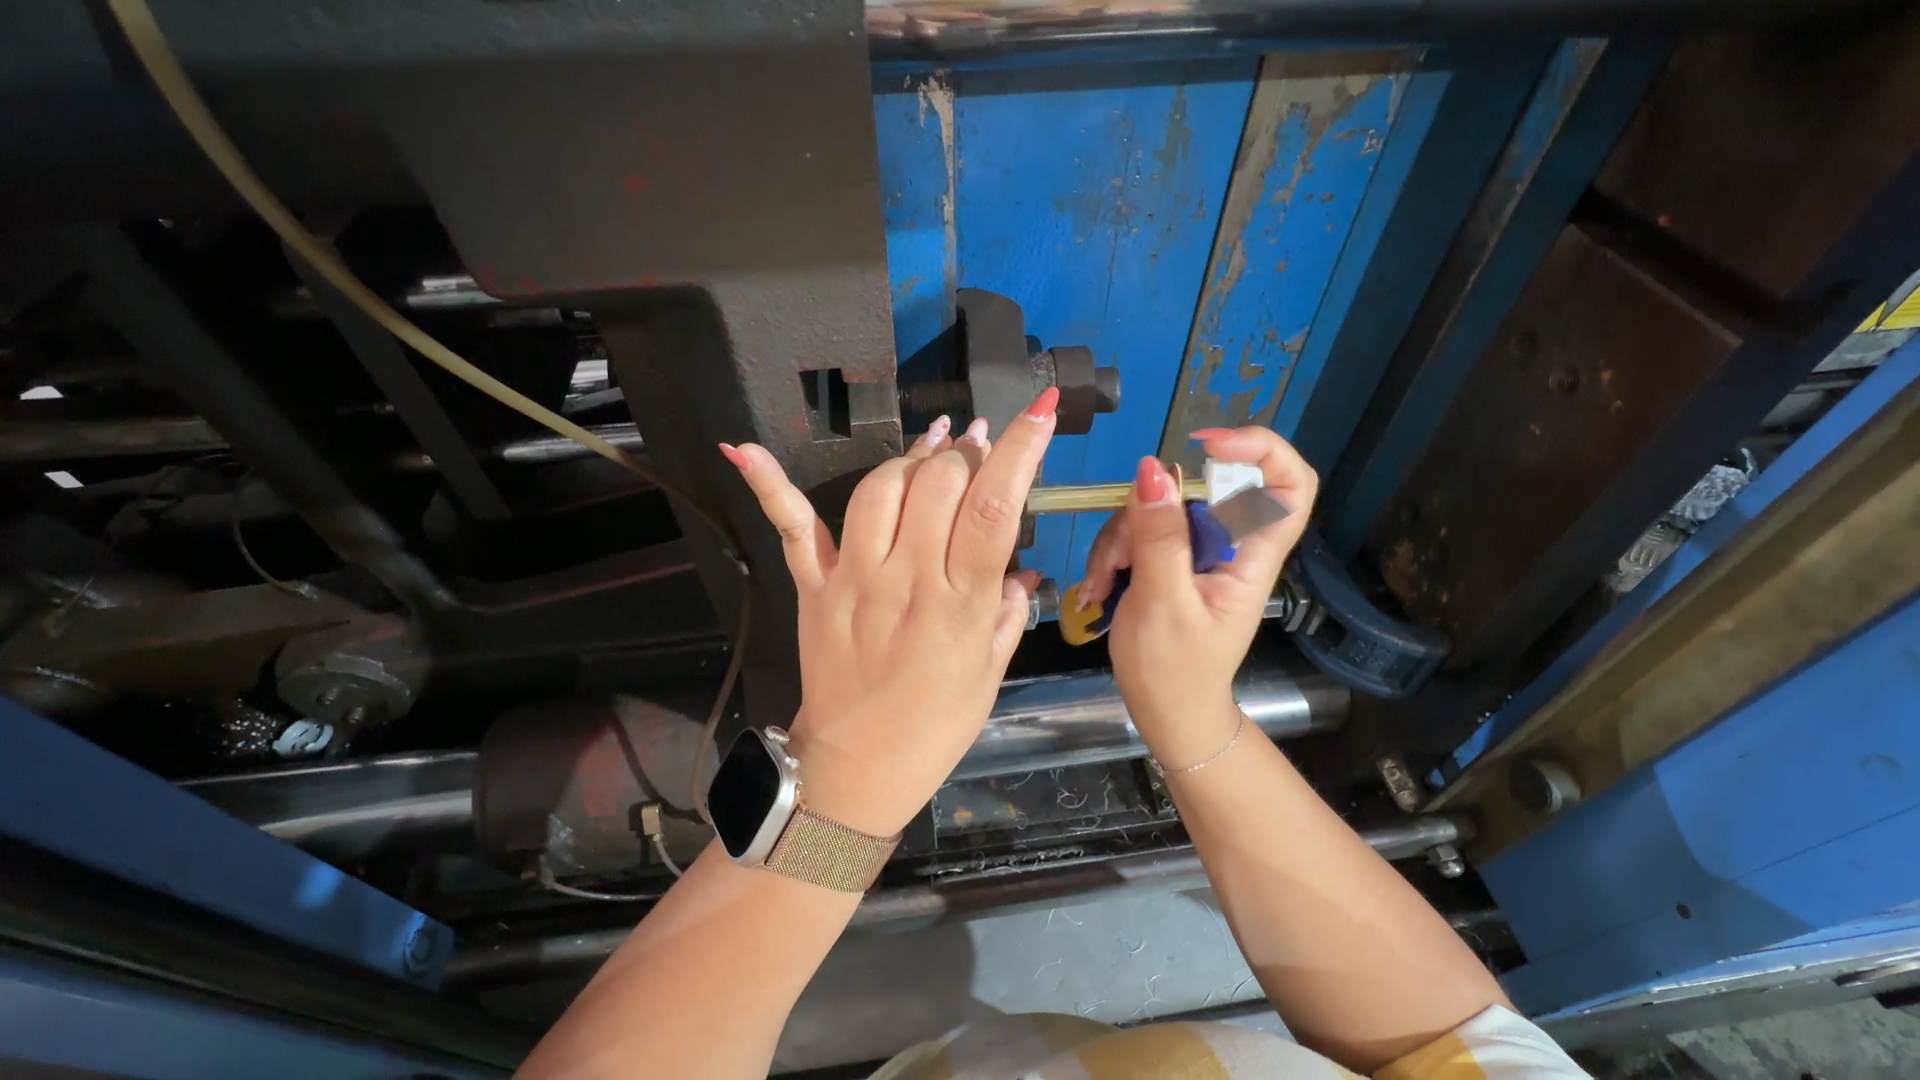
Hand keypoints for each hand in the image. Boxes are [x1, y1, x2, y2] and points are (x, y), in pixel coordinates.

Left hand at [721, 391, 1057, 835]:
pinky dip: (769, 484)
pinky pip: (792, 527)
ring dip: (912, 457)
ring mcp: (853, 580)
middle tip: (981, 449)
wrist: (856, 771)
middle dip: (967, 453)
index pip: (994, 509)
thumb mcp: (989, 675)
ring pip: (881, 490)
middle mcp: (906, 581)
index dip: (1020, 451)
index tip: (1040, 411)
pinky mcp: (813, 587)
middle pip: (938, 486)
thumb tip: (1022, 569)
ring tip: (935, 444)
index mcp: (960, 606)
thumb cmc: (935, 728)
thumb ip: (1008, 614)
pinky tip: (742, 446)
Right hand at [1077, 427, 1317, 767]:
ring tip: (1104, 585)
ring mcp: (1195, 551)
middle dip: (1144, 516)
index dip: (1260, 450)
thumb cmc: (1174, 671)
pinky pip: (1135, 532)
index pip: (1288, 485)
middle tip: (1119, 559)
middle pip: (1195, 492)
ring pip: (1155, 510)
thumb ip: (1159, 537)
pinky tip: (1100, 587)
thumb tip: (1154, 468)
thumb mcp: (1163, 604)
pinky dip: (1112, 555)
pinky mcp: (1166, 559)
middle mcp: (1228, 545)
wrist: (1164, 714)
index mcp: (1251, 557)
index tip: (1207, 446)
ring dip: (1118, 542)